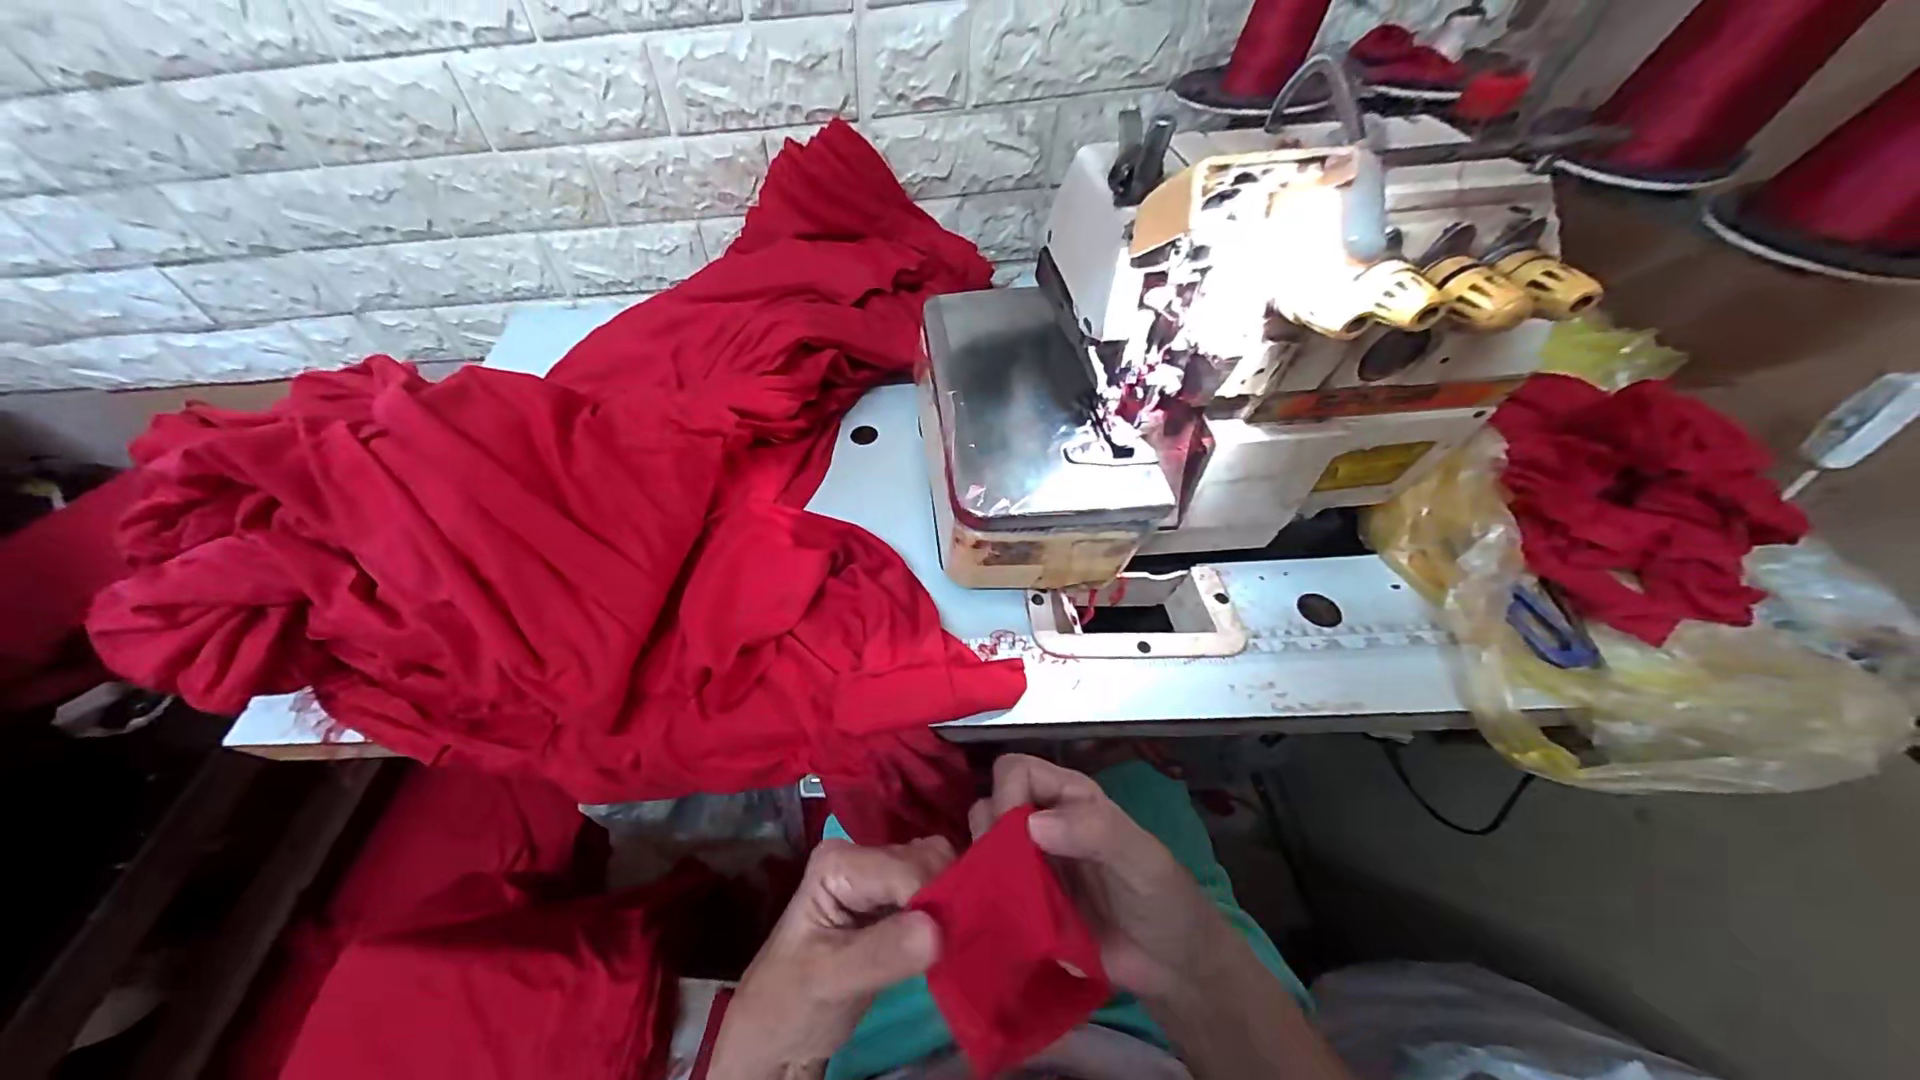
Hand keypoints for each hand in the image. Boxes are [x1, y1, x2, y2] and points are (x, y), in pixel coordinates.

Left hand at [708, 836, 953, 1079]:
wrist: (778, 1029)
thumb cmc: (790, 1002)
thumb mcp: (828, 982)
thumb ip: (880, 954)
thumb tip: (936, 929)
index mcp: (838, 861)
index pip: (906, 869)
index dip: (931, 902)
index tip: (942, 946)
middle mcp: (862, 853)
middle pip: (928, 859)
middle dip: (945, 898)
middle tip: (950, 945)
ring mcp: (879, 871)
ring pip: (939, 867)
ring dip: (952, 903)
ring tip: (949, 944)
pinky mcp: (895, 893)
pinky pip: (938, 885)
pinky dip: (949, 909)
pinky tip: (946, 938)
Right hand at [969, 754, 1237, 1000]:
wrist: (1171, 966)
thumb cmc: (1163, 899)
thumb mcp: (1141, 858)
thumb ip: (1096, 831)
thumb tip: (1031, 824)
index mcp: (1069, 797)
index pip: (1016, 771)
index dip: (1006, 794)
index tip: (1012, 835)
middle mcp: (1042, 821)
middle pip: (989, 805)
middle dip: (988, 834)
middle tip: (1007, 874)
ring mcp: (1029, 864)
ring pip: (981, 846)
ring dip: (982, 868)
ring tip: (1002, 898)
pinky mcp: (1021, 903)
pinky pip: (985, 888)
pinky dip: (980, 897)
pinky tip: (991, 915)